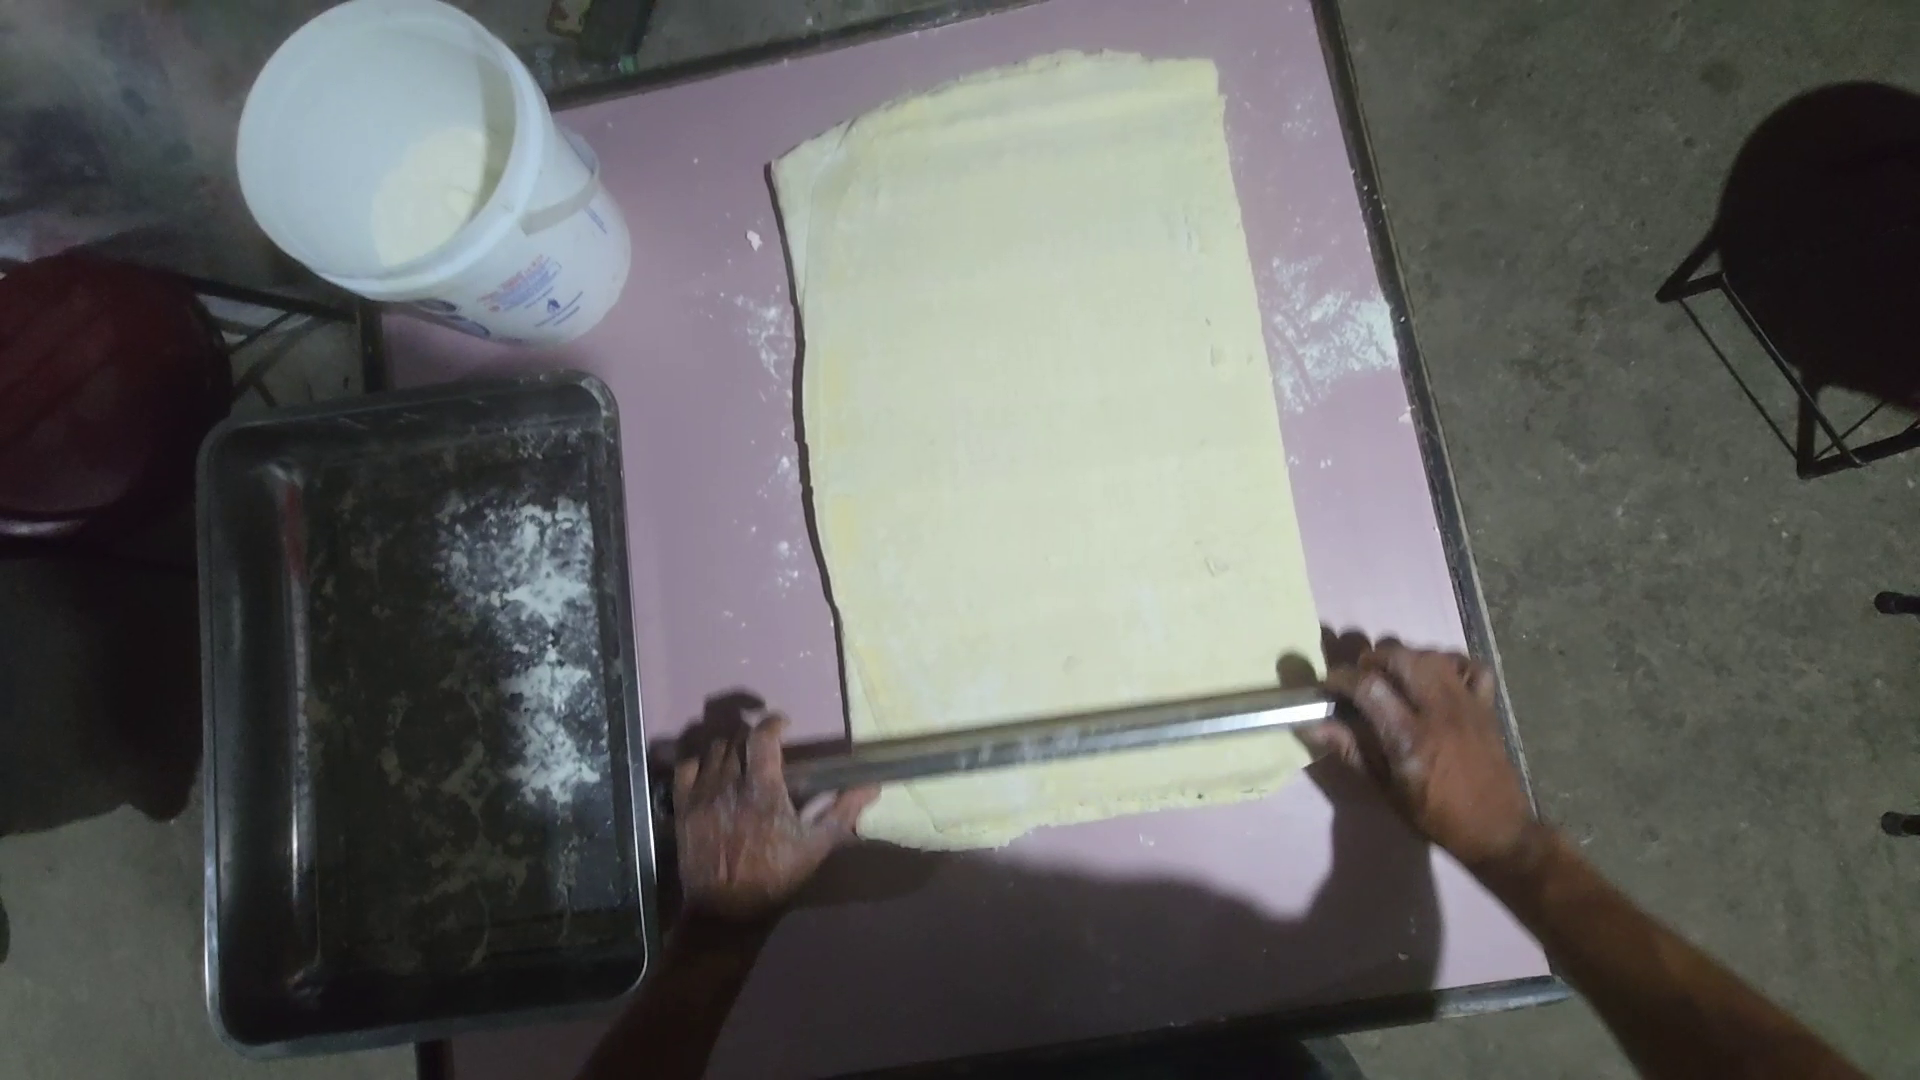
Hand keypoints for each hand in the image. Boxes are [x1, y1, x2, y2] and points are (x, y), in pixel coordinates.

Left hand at [674, 713, 878, 921]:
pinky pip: (686, 769)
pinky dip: (700, 763)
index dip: (773, 723)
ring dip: (730, 749)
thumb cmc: (775, 876)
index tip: (784, 724)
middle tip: (765, 746)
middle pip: (737, 740)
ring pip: (713, 751)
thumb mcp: (816, 846)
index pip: (762, 737)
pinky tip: (712, 773)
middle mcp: (729, 785)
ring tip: (741, 759)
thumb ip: (842, 811)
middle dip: (753, 736)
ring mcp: (702, 796)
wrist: (725, 912)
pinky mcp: (683, 809)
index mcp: (763, 791)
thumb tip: (873, 786)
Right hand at [1309, 643, 1540, 873]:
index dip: (1341, 678)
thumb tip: (1313, 725)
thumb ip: (1350, 750)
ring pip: (1434, 656)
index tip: (1328, 686)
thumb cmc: (1435, 815)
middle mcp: (1439, 713)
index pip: (1368, 686)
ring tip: (1394, 675)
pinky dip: (1452, 664)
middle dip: (1373, 658)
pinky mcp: (1487, 708)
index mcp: (1410, 737)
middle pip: (1402, 658)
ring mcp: (1468, 706)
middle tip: (1362, 676)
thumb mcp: (1384, 789)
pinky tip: (1437, 678)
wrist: (1498, 831)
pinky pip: (1474, 667)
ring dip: (1407, 657)